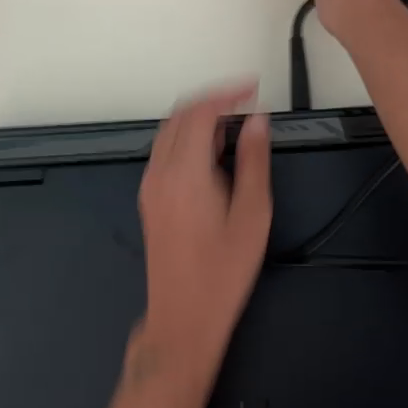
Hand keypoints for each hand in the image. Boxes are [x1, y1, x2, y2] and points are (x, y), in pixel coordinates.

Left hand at [138, 83, 272, 369]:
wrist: (183, 319)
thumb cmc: (222, 273)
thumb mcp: (252, 215)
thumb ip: (253, 161)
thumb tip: (256, 122)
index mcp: (186, 174)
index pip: (200, 112)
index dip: (228, 93)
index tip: (253, 88)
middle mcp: (160, 174)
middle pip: (180, 115)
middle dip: (213, 99)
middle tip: (246, 101)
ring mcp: (151, 187)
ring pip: (169, 131)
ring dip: (199, 117)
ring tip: (234, 123)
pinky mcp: (150, 199)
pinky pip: (165, 150)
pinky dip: (188, 137)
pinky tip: (214, 151)